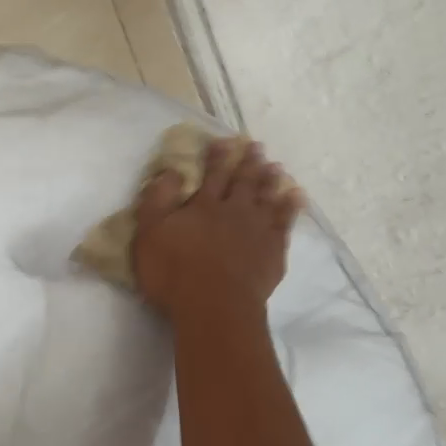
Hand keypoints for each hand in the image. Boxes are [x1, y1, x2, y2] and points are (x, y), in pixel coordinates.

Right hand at [133, 138, 304, 317]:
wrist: (214, 304)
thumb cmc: (174, 274)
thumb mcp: (149, 238)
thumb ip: (156, 203)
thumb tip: (169, 172)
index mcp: (204, 206)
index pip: (212, 174)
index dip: (217, 157)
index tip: (222, 141)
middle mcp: (234, 209)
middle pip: (244, 180)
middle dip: (248, 162)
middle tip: (255, 147)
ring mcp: (258, 227)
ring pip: (267, 196)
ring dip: (271, 179)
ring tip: (276, 167)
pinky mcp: (273, 248)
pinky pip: (286, 220)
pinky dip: (291, 206)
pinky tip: (295, 197)